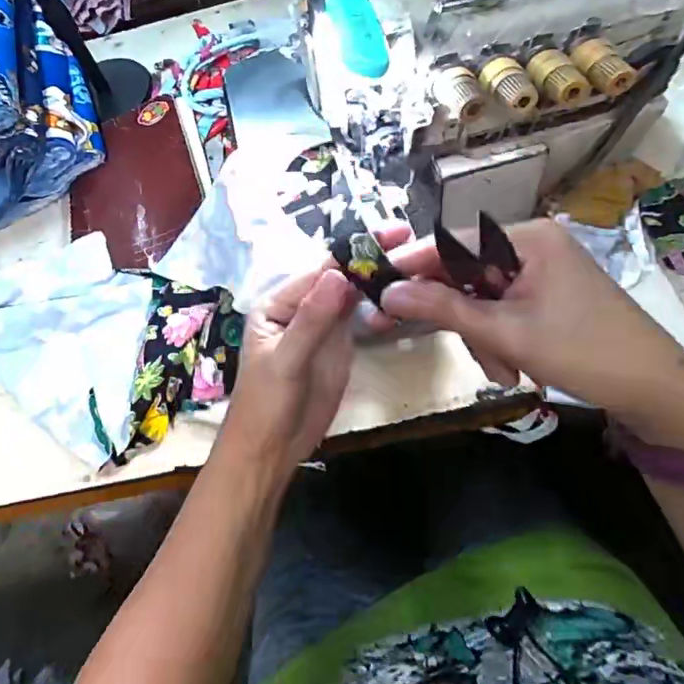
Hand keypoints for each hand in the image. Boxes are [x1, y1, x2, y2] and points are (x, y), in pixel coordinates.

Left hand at [215, 224, 412, 475]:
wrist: (271, 449)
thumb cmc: (266, 403)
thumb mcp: (286, 360)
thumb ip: (311, 320)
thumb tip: (338, 275)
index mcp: (278, 303)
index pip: (320, 270)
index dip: (354, 252)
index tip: (391, 234)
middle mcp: (301, 307)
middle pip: (339, 277)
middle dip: (371, 258)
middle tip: (412, 240)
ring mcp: (322, 326)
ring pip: (352, 295)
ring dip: (379, 279)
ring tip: (416, 260)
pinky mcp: (339, 345)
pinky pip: (361, 319)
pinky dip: (380, 306)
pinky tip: (403, 296)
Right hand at [380, 219, 683, 450]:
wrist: (657, 389)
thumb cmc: (584, 352)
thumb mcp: (506, 333)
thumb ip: (443, 309)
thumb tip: (388, 293)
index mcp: (527, 238)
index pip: (453, 243)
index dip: (413, 264)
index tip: (377, 284)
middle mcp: (532, 244)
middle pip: (465, 273)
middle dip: (462, 319)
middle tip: (462, 352)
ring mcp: (541, 269)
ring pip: (480, 297)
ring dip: (482, 337)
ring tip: (506, 371)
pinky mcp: (547, 292)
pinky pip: (501, 308)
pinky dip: (499, 338)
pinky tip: (515, 366)